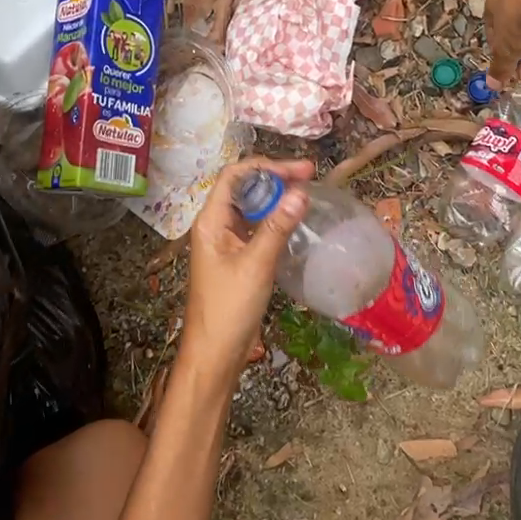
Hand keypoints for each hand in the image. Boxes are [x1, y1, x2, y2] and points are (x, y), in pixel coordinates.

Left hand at [179, 156, 313, 384]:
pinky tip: (296, 224)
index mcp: (210, 221)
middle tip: (310, 179)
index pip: (234, 176)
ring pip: (252, 209)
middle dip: (275, 179)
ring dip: (276, 199)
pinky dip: (276, 221)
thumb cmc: (229, 308)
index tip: (301, 171)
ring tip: (307, 196)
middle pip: (244, 188)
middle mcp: (216, 226)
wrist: (215, 353)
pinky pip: (257, 229)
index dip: (267, 167)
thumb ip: (277, 227)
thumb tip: (301, 193)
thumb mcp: (256, 265)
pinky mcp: (238, 259)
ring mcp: (227, 243)